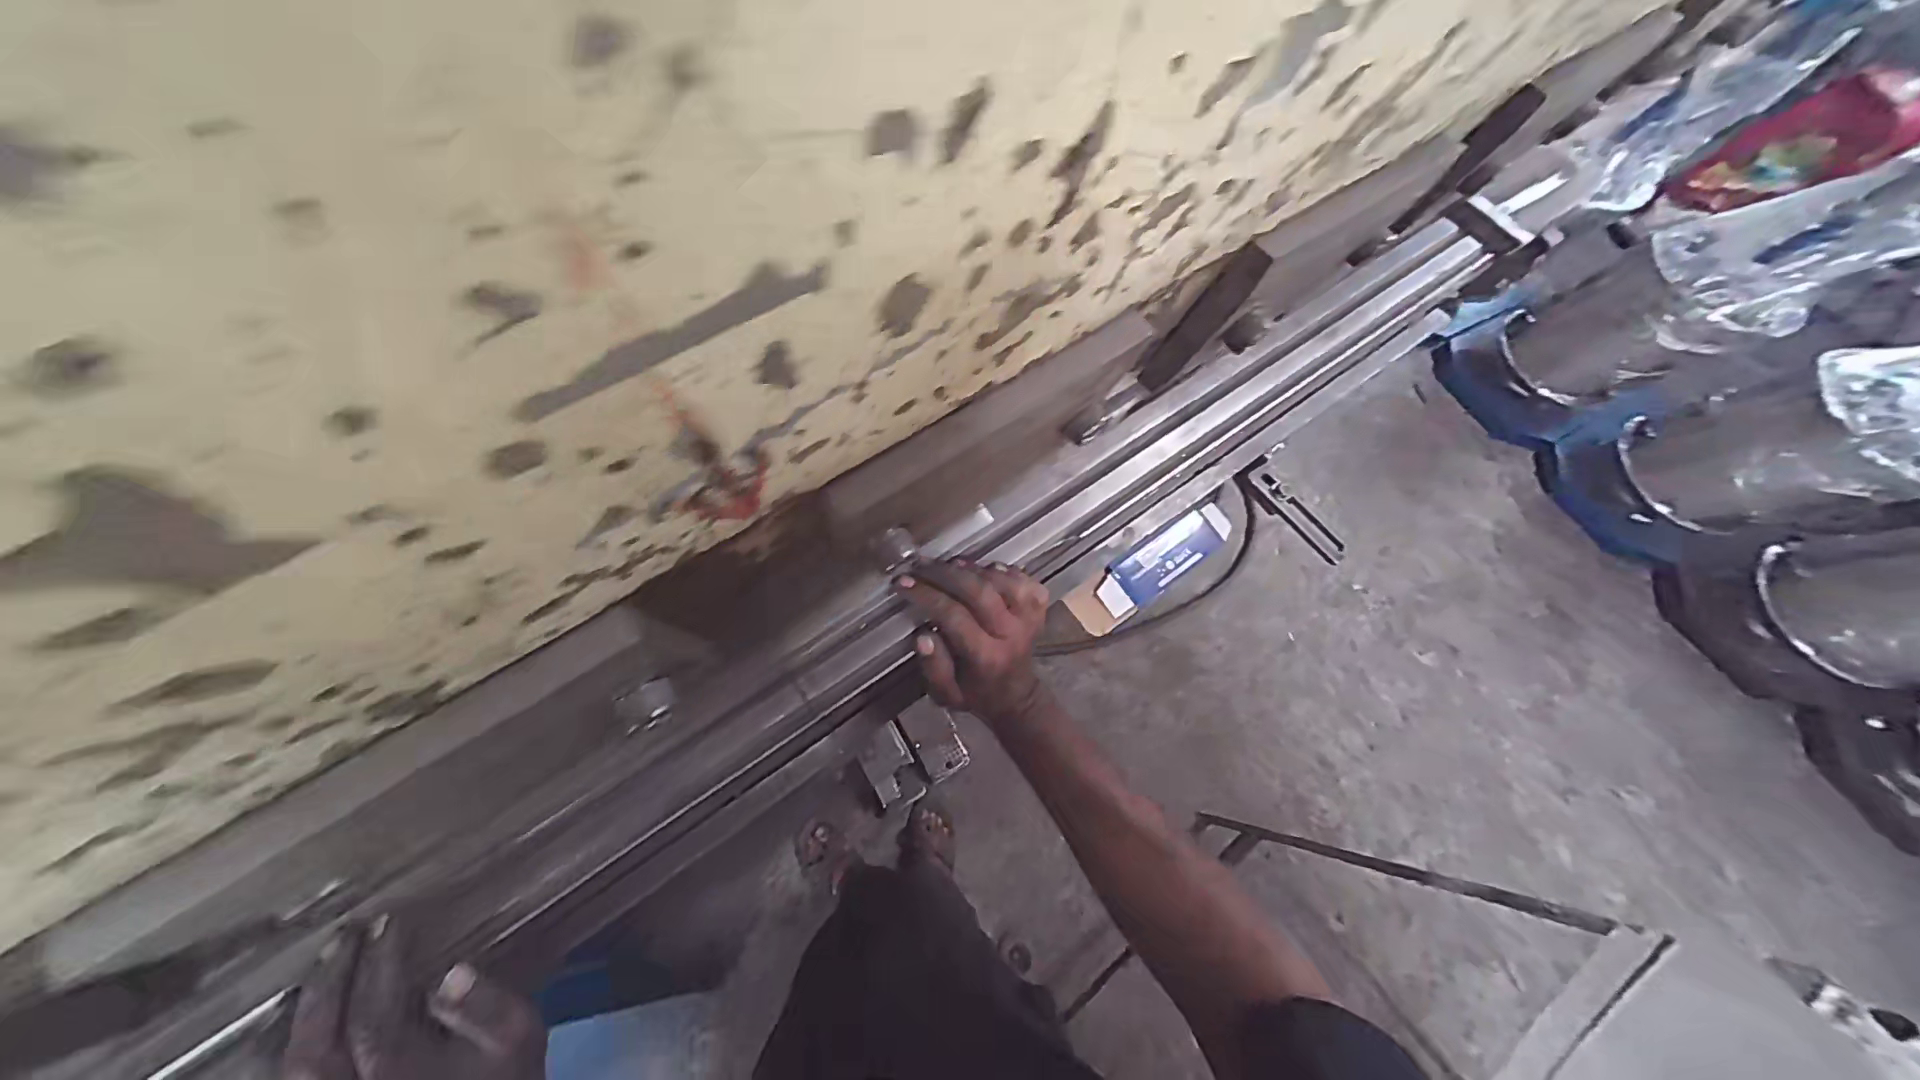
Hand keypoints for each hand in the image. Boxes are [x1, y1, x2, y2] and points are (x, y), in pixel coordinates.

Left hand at [283, 918, 544, 1079]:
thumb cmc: (505, 1074)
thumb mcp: (515, 1036)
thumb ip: (487, 1007)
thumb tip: (453, 971)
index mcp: (401, 1070)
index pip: (374, 1013)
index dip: (376, 966)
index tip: (387, 923)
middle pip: (317, 1046)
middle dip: (329, 982)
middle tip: (348, 933)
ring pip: (298, 1067)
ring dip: (308, 1010)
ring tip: (328, 962)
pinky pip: (302, 1077)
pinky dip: (300, 1040)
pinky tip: (316, 1011)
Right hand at [895, 559, 1049, 725]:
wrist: (1016, 697)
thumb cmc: (974, 693)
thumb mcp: (945, 694)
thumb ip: (933, 667)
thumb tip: (922, 635)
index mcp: (986, 657)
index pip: (953, 615)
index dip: (926, 595)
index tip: (902, 582)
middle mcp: (1010, 634)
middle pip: (978, 591)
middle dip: (943, 573)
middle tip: (919, 566)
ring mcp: (1028, 618)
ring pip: (1000, 581)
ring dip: (971, 568)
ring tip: (946, 564)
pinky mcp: (1038, 609)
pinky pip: (1022, 579)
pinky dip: (1000, 569)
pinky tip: (980, 569)